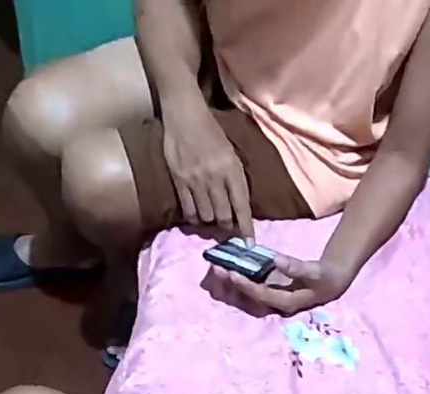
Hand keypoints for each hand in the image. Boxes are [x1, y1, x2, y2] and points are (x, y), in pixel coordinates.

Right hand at [162, 102, 253, 238]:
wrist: (184, 113)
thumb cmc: (212, 134)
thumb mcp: (232, 156)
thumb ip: (236, 182)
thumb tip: (239, 212)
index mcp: (232, 169)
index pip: (242, 207)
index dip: (246, 229)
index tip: (249, 244)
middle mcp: (215, 177)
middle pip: (223, 217)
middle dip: (227, 227)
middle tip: (226, 228)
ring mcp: (195, 179)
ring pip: (206, 217)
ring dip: (210, 223)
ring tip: (211, 220)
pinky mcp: (179, 180)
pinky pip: (189, 210)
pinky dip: (194, 218)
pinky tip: (196, 216)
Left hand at [206, 251, 353, 315]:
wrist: (330, 282)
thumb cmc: (323, 278)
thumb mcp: (314, 272)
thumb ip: (295, 267)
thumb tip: (275, 260)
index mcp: (285, 301)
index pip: (260, 295)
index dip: (245, 285)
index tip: (231, 273)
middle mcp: (275, 303)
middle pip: (248, 297)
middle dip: (232, 285)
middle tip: (215, 268)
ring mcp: (271, 296)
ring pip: (247, 293)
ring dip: (232, 283)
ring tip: (216, 267)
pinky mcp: (270, 288)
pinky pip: (251, 285)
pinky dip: (239, 277)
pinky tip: (229, 267)